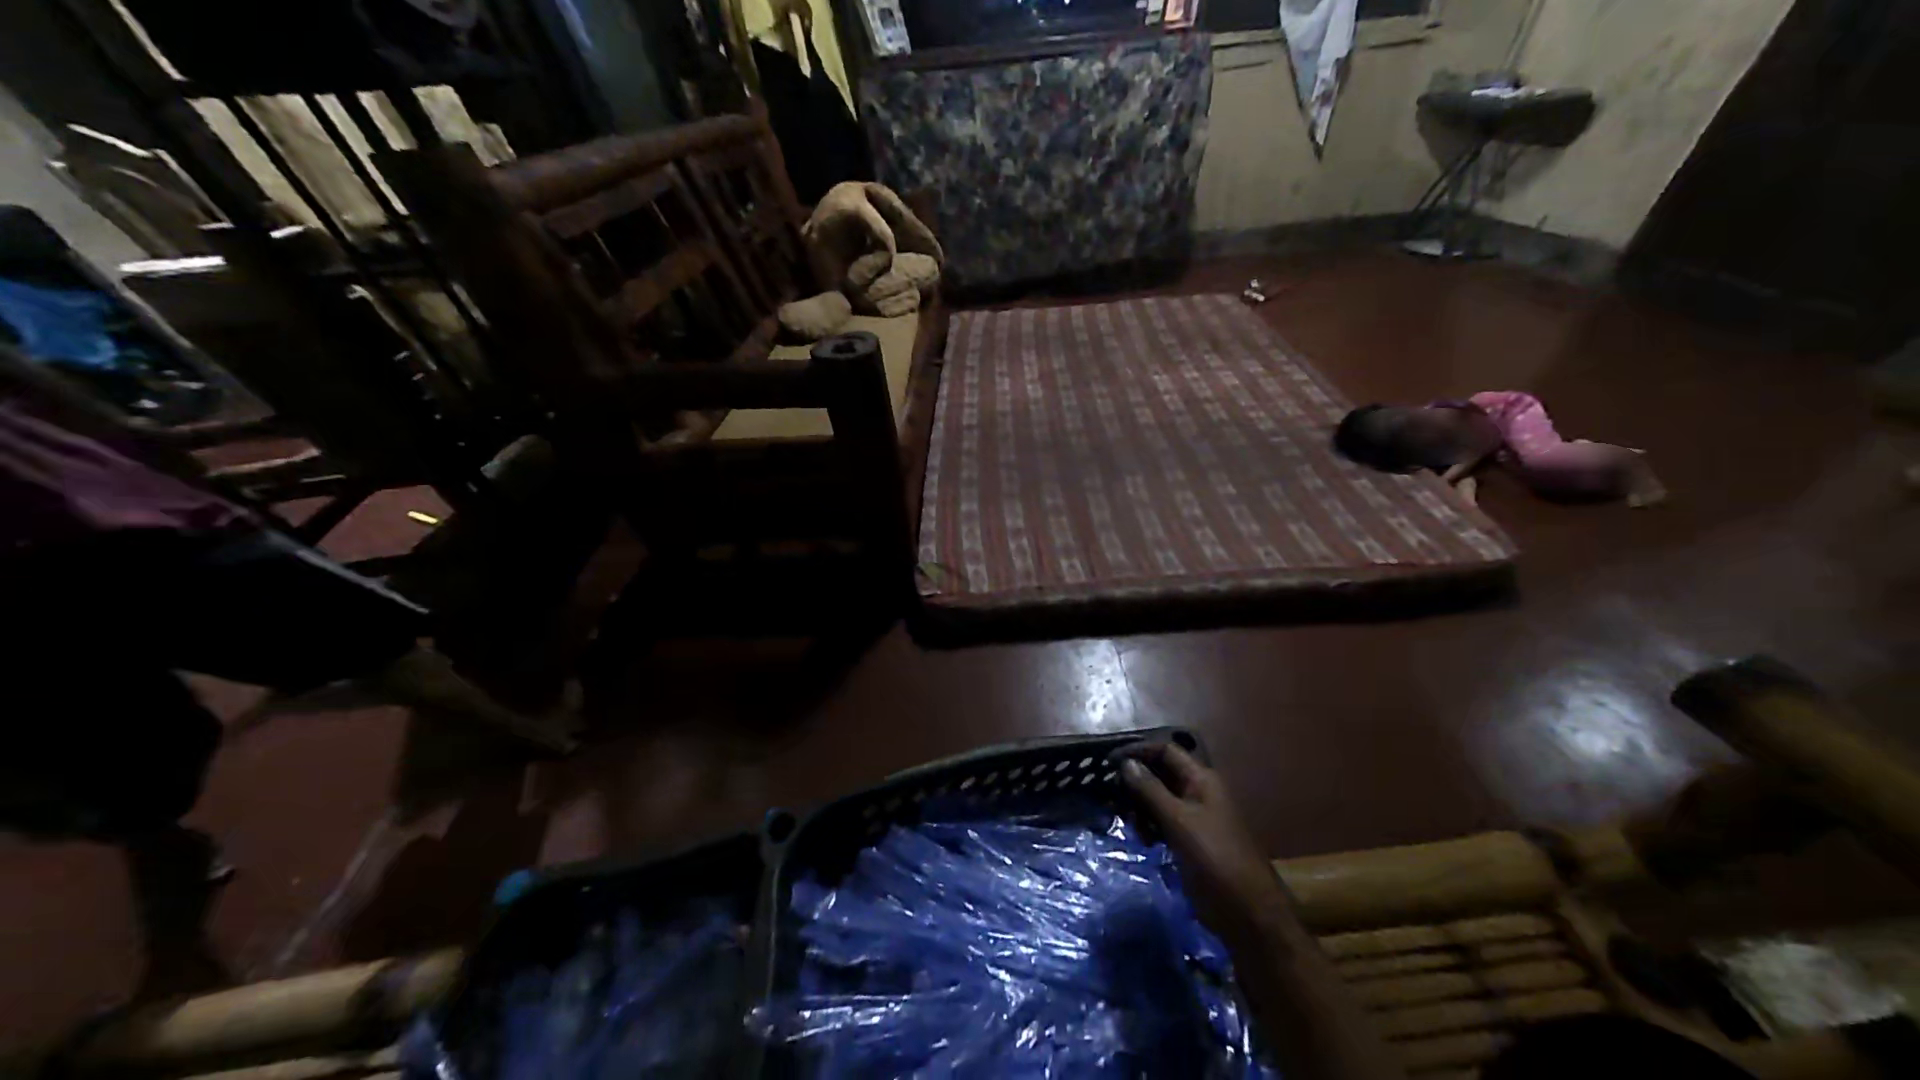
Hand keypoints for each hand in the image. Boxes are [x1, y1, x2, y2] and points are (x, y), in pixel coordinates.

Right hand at [1121, 743, 1291, 942]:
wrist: (1246, 910)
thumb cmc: (1214, 857)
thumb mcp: (1178, 820)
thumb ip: (1151, 790)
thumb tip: (1126, 763)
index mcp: (1202, 780)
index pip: (1166, 751)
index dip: (1139, 751)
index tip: (1109, 761)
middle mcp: (1198, 792)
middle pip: (1161, 774)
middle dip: (1135, 780)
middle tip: (1108, 792)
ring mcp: (1193, 817)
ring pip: (1158, 799)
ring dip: (1139, 805)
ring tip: (1124, 819)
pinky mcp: (1188, 840)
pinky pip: (1162, 822)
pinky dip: (1149, 825)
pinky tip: (1142, 839)